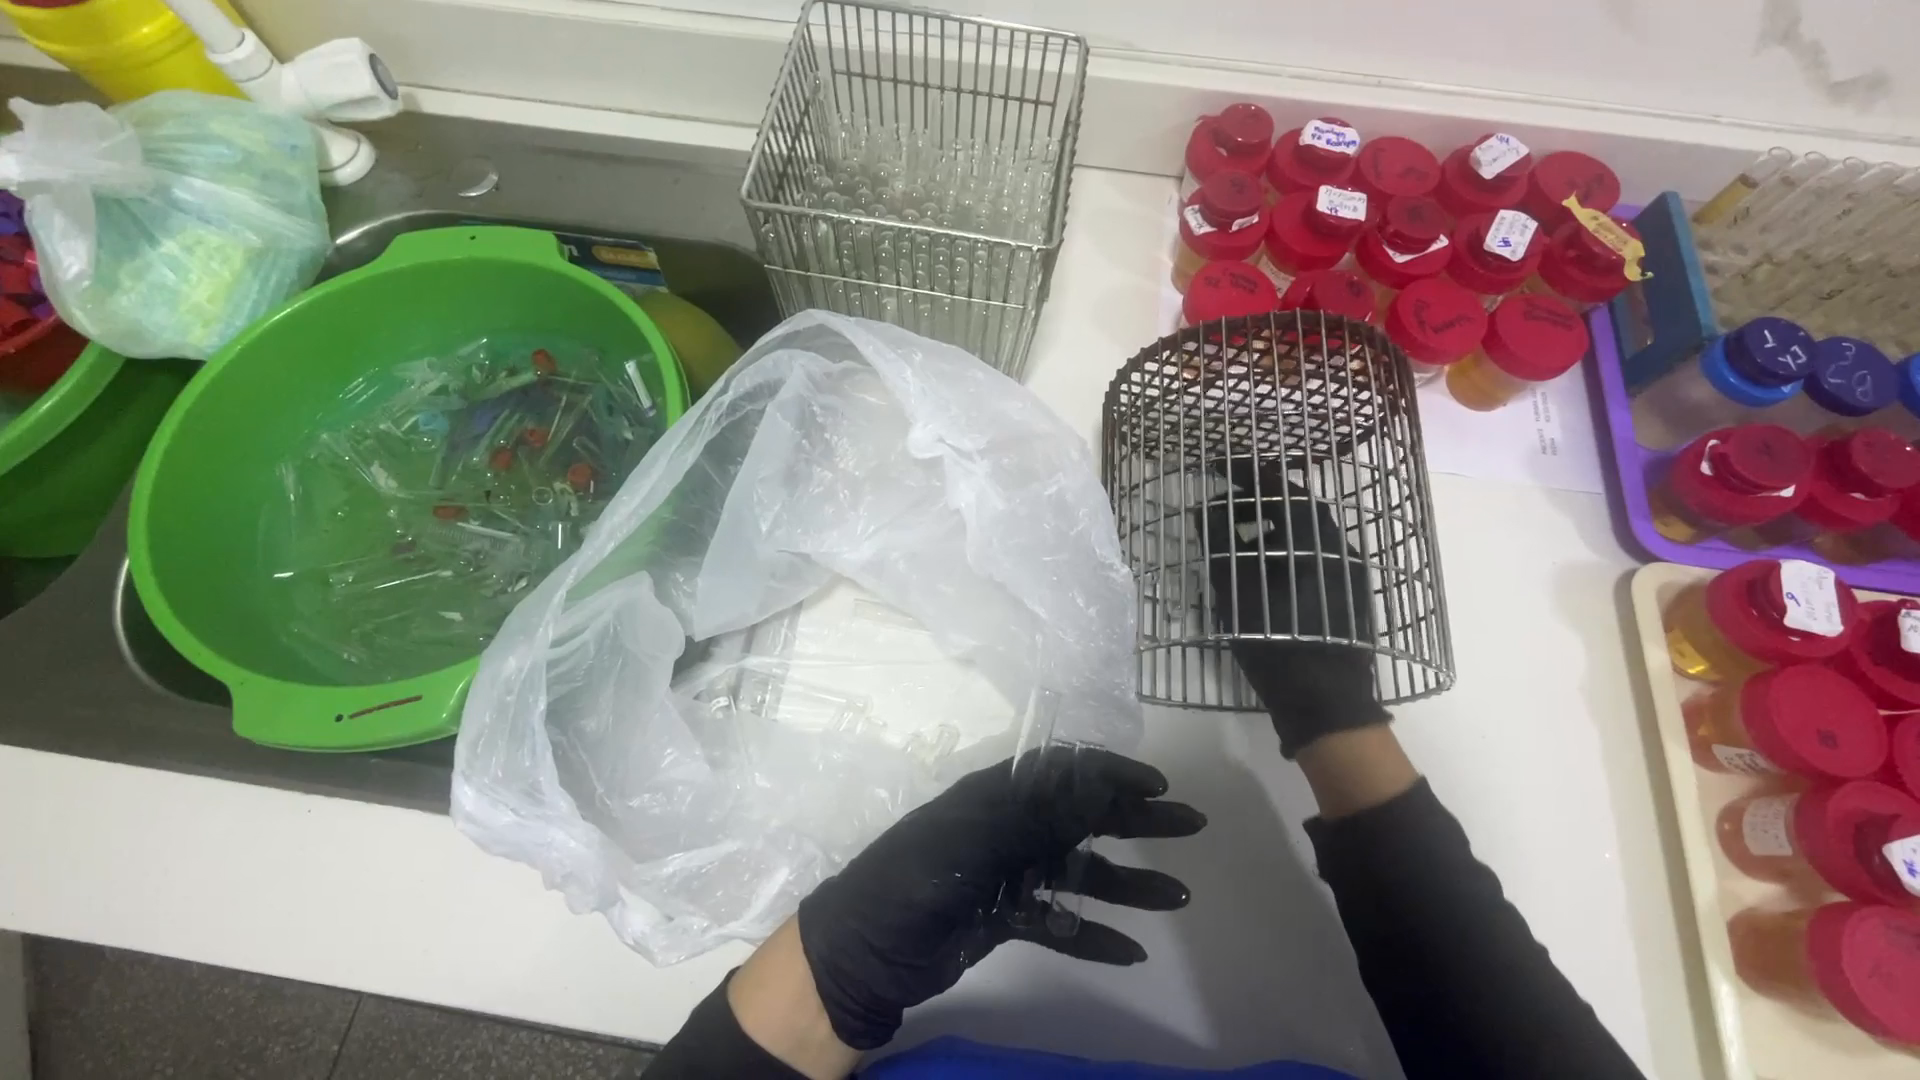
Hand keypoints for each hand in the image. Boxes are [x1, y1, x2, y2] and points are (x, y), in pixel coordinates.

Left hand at [795, 748, 1204, 1049]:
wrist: (861, 953)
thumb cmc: (911, 881)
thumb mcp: (971, 840)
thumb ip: (1032, 816)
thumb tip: (1092, 786)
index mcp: (996, 796)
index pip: (1064, 772)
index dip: (1111, 773)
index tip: (1157, 785)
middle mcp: (1009, 828)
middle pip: (1084, 818)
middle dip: (1136, 820)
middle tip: (1191, 825)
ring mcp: (1008, 874)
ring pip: (1081, 874)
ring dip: (1128, 883)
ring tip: (1178, 896)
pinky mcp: (1006, 918)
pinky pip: (1061, 923)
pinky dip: (1093, 935)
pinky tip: (1132, 952)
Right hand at [1204, 460, 1390, 756]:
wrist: (1328, 704)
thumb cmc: (1278, 647)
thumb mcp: (1238, 595)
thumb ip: (1221, 547)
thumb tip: (1207, 513)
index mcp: (1315, 542)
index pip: (1280, 490)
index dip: (1247, 475)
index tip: (1219, 466)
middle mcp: (1341, 548)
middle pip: (1296, 508)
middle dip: (1256, 501)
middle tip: (1222, 503)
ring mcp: (1351, 572)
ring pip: (1308, 533)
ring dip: (1272, 526)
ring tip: (1237, 536)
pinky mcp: (1352, 594)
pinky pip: (1317, 555)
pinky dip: (1287, 549)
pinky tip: (1265, 567)